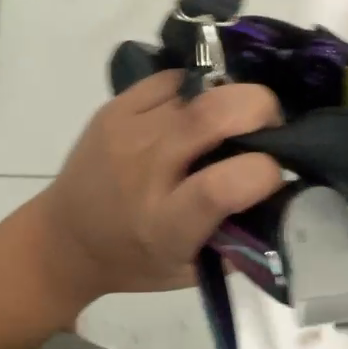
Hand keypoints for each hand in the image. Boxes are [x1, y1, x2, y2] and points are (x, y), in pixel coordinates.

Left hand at [19, 71, 284, 302]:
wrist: (63, 236)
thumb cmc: (135, 260)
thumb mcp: (190, 268)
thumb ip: (238, 239)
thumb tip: (283, 195)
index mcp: (165, 223)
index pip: (223, 185)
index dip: (264, 172)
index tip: (274, 174)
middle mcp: (144, 171)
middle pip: (213, 115)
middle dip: (260, 109)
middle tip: (270, 125)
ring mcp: (126, 132)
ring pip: (197, 91)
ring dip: (229, 99)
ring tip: (232, 120)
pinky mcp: (113, 108)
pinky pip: (170, 80)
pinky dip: (194, 91)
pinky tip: (194, 112)